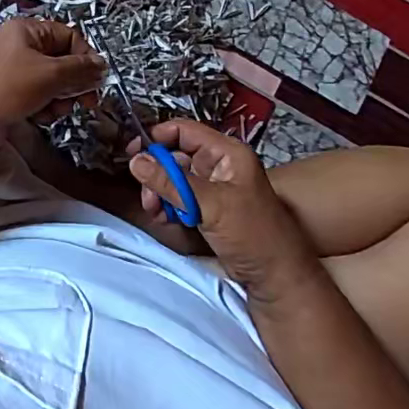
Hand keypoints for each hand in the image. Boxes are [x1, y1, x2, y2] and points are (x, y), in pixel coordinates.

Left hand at [0, 18, 106, 134]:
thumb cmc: (7, 87)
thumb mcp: (50, 74)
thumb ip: (81, 69)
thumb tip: (102, 66)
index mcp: (28, 30)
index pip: (69, 37)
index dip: (86, 58)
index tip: (96, 81)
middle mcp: (21, 46)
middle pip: (62, 61)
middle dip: (74, 83)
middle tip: (84, 102)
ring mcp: (14, 71)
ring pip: (52, 82)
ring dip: (60, 98)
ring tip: (55, 110)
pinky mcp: (10, 94)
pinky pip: (38, 96)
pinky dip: (44, 107)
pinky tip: (41, 117)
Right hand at [126, 120, 316, 299]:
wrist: (276, 277)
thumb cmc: (253, 234)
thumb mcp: (210, 205)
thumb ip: (171, 182)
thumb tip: (135, 161)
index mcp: (226, 153)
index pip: (184, 131)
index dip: (157, 138)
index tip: (133, 152)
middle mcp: (218, 164)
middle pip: (175, 155)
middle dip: (157, 173)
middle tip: (147, 194)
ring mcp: (213, 186)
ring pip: (173, 178)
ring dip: (159, 192)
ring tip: (155, 210)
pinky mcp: (207, 207)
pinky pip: (179, 197)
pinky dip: (168, 205)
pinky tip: (164, 217)